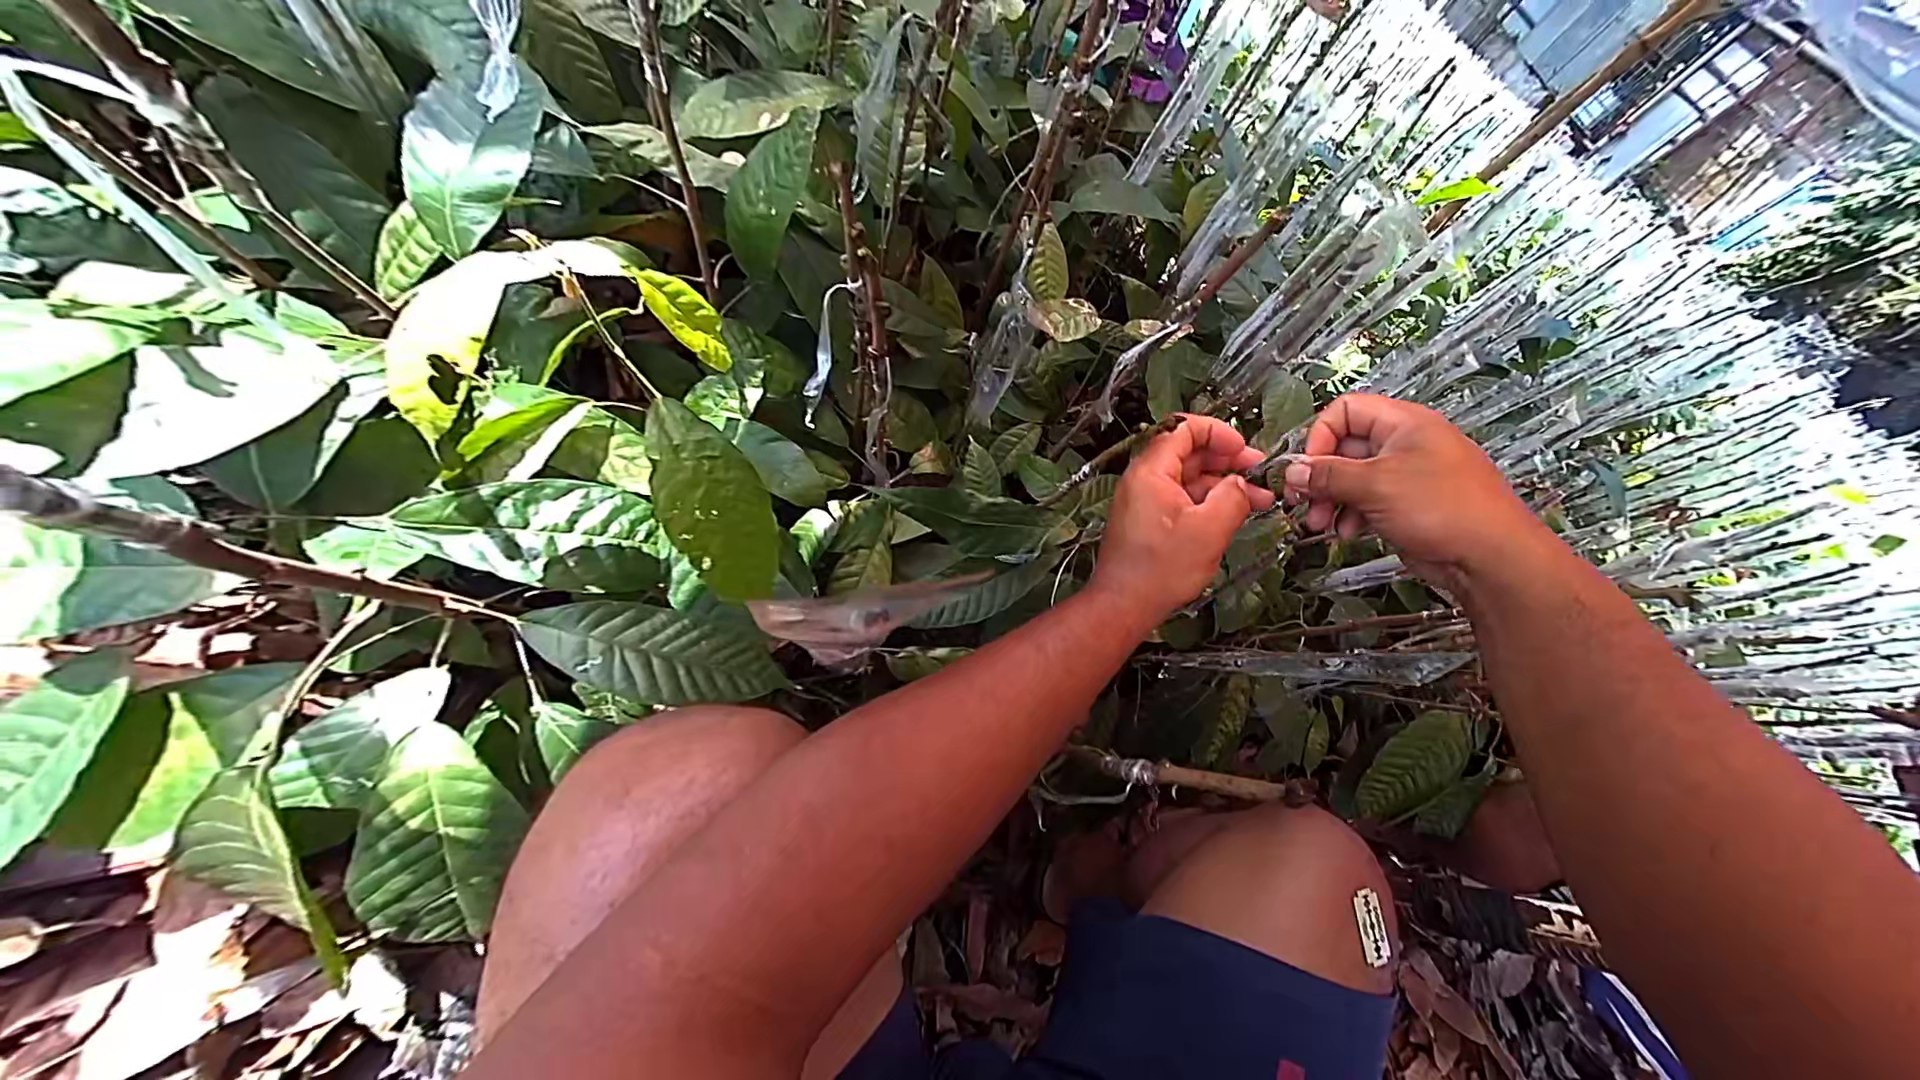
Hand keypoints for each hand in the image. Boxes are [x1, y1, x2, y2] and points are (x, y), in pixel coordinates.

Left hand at [1090, 415, 1275, 623]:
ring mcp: (1144, 501)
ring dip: (1223, 484)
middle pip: (1188, 453)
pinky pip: (1181, 499)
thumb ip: (1232, 497)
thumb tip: (1243, 483)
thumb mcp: (1209, 529)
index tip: (1243, 447)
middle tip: (1260, 473)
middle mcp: (1143, 481)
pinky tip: (1234, 513)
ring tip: (1258, 499)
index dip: (1218, 432)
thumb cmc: (1159, 570)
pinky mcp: (1148, 520)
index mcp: (1150, 472)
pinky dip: (1208, 502)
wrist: (1124, 604)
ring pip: (1188, 479)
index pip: (1182, 429)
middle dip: (1227, 460)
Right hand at [1279, 394, 1549, 588]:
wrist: (1488, 556)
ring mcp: (1404, 474)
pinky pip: (1363, 500)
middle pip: (1342, 447)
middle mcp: (1403, 444)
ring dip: (1329, 500)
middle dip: (1319, 476)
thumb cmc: (1445, 509)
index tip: (1308, 467)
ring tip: (1320, 522)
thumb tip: (1293, 470)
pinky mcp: (1404, 503)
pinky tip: (1346, 531)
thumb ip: (1327, 474)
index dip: (1320, 437)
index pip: (1344, 411)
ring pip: (1349, 478)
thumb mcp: (1374, 484)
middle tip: (1302, 500)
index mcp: (1403, 424)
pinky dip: (1348, 514)